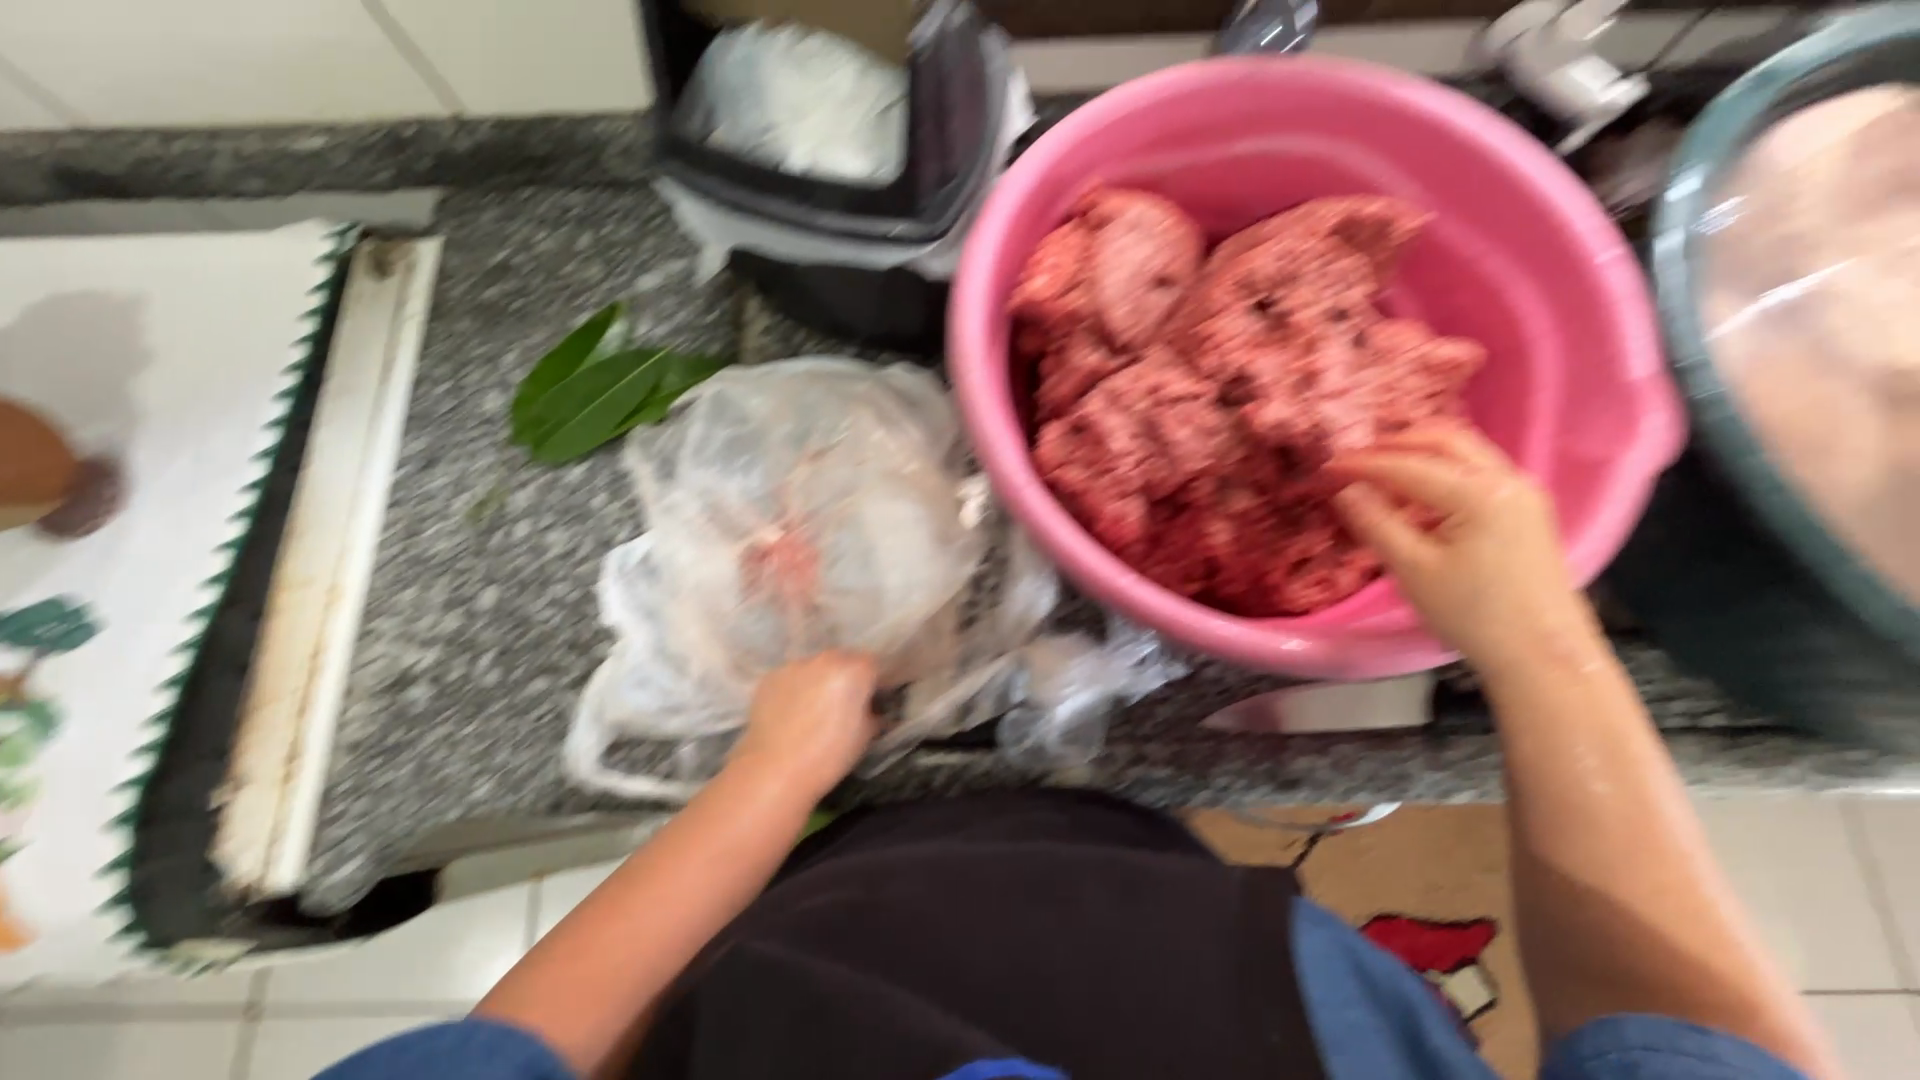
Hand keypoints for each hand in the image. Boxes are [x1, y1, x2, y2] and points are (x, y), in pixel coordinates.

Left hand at [730, 651, 878, 799]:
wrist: (774, 770)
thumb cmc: (829, 755)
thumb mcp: (866, 735)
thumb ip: (872, 712)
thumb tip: (871, 708)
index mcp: (854, 670)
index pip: (875, 665)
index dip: (877, 683)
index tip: (875, 700)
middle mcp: (825, 660)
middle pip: (844, 660)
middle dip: (848, 678)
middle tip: (845, 705)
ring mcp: (794, 665)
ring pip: (816, 668)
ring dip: (821, 681)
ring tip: (815, 710)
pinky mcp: (770, 677)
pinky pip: (792, 678)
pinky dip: (797, 689)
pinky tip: (792, 713)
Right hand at [1325, 426, 1603, 678]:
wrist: (1543, 655)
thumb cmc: (1473, 615)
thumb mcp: (1412, 570)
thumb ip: (1376, 523)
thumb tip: (1345, 490)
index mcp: (1479, 494)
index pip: (1408, 465)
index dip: (1363, 464)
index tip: (1327, 465)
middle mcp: (1507, 480)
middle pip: (1443, 439)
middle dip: (1395, 443)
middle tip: (1355, 458)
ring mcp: (1523, 492)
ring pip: (1464, 452)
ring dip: (1420, 453)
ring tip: (1381, 471)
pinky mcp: (1527, 510)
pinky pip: (1478, 472)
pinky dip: (1442, 471)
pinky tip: (1418, 495)